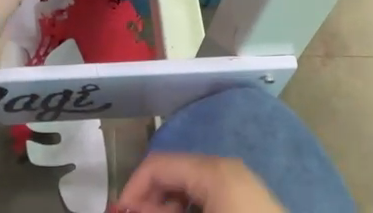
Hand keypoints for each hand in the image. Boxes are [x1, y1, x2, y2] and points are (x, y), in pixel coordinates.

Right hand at [117, 153, 286, 212]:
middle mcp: (225, 169)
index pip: (158, 164)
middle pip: (173, 175)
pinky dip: (188, 211)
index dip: (131, 189)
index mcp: (212, 170)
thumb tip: (124, 210)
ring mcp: (240, 186)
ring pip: (190, 190)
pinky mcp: (248, 203)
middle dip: (149, 202)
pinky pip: (207, 200)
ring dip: (167, 209)